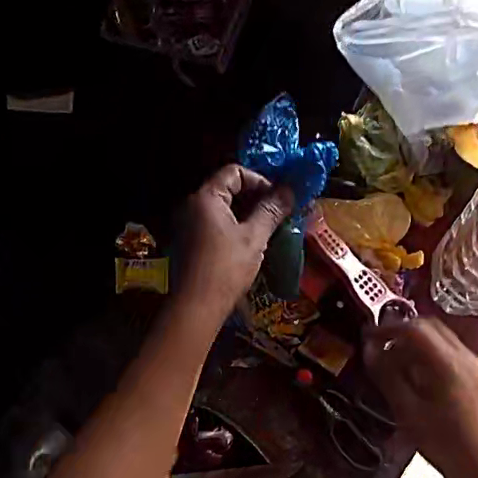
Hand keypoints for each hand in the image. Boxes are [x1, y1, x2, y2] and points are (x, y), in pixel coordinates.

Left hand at [174, 165, 294, 314]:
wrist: (196, 306)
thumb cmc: (226, 268)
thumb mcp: (254, 237)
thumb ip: (271, 211)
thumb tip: (290, 191)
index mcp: (205, 198)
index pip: (234, 172)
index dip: (260, 180)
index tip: (279, 198)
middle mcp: (192, 206)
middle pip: (227, 189)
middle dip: (255, 198)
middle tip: (278, 213)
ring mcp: (187, 225)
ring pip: (222, 209)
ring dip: (246, 215)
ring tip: (268, 229)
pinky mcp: (189, 244)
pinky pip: (214, 226)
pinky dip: (233, 228)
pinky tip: (250, 243)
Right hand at [363, 316, 477, 477]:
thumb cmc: (444, 442)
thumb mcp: (406, 410)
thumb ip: (387, 375)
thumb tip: (370, 351)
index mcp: (447, 363)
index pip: (414, 328)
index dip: (387, 329)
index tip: (367, 337)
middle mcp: (463, 356)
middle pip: (428, 326)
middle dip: (400, 330)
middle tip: (377, 345)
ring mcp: (471, 364)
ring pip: (438, 336)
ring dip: (413, 341)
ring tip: (391, 360)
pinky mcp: (473, 374)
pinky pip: (446, 350)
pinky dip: (425, 352)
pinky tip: (412, 373)